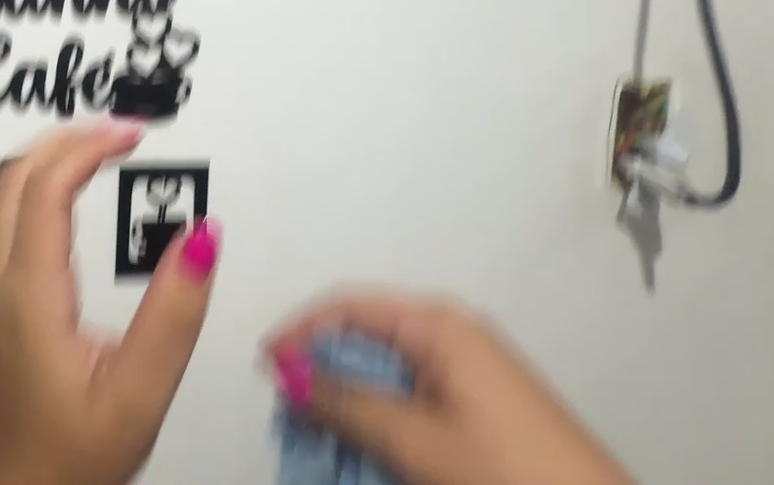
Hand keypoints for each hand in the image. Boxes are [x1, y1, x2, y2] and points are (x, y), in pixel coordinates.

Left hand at [0, 123, 221, 484]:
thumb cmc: (76, 455)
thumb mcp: (141, 393)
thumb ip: (174, 313)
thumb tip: (203, 234)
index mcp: (28, 295)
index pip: (45, 189)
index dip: (88, 147)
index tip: (133, 135)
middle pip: (14, 176)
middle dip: (68, 138)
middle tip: (121, 131)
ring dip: (45, 154)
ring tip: (97, 144)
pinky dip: (31, 180)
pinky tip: (63, 184)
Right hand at [265, 292, 631, 484]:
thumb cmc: (507, 473)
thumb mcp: (417, 440)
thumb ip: (346, 404)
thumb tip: (284, 369)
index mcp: (438, 324)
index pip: (350, 306)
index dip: (302, 330)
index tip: (266, 365)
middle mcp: (451, 334)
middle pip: (367, 337)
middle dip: (322, 369)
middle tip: (288, 409)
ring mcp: (469, 371)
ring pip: (387, 372)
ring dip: (349, 400)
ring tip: (317, 433)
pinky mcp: (480, 406)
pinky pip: (413, 397)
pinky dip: (381, 419)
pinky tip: (365, 448)